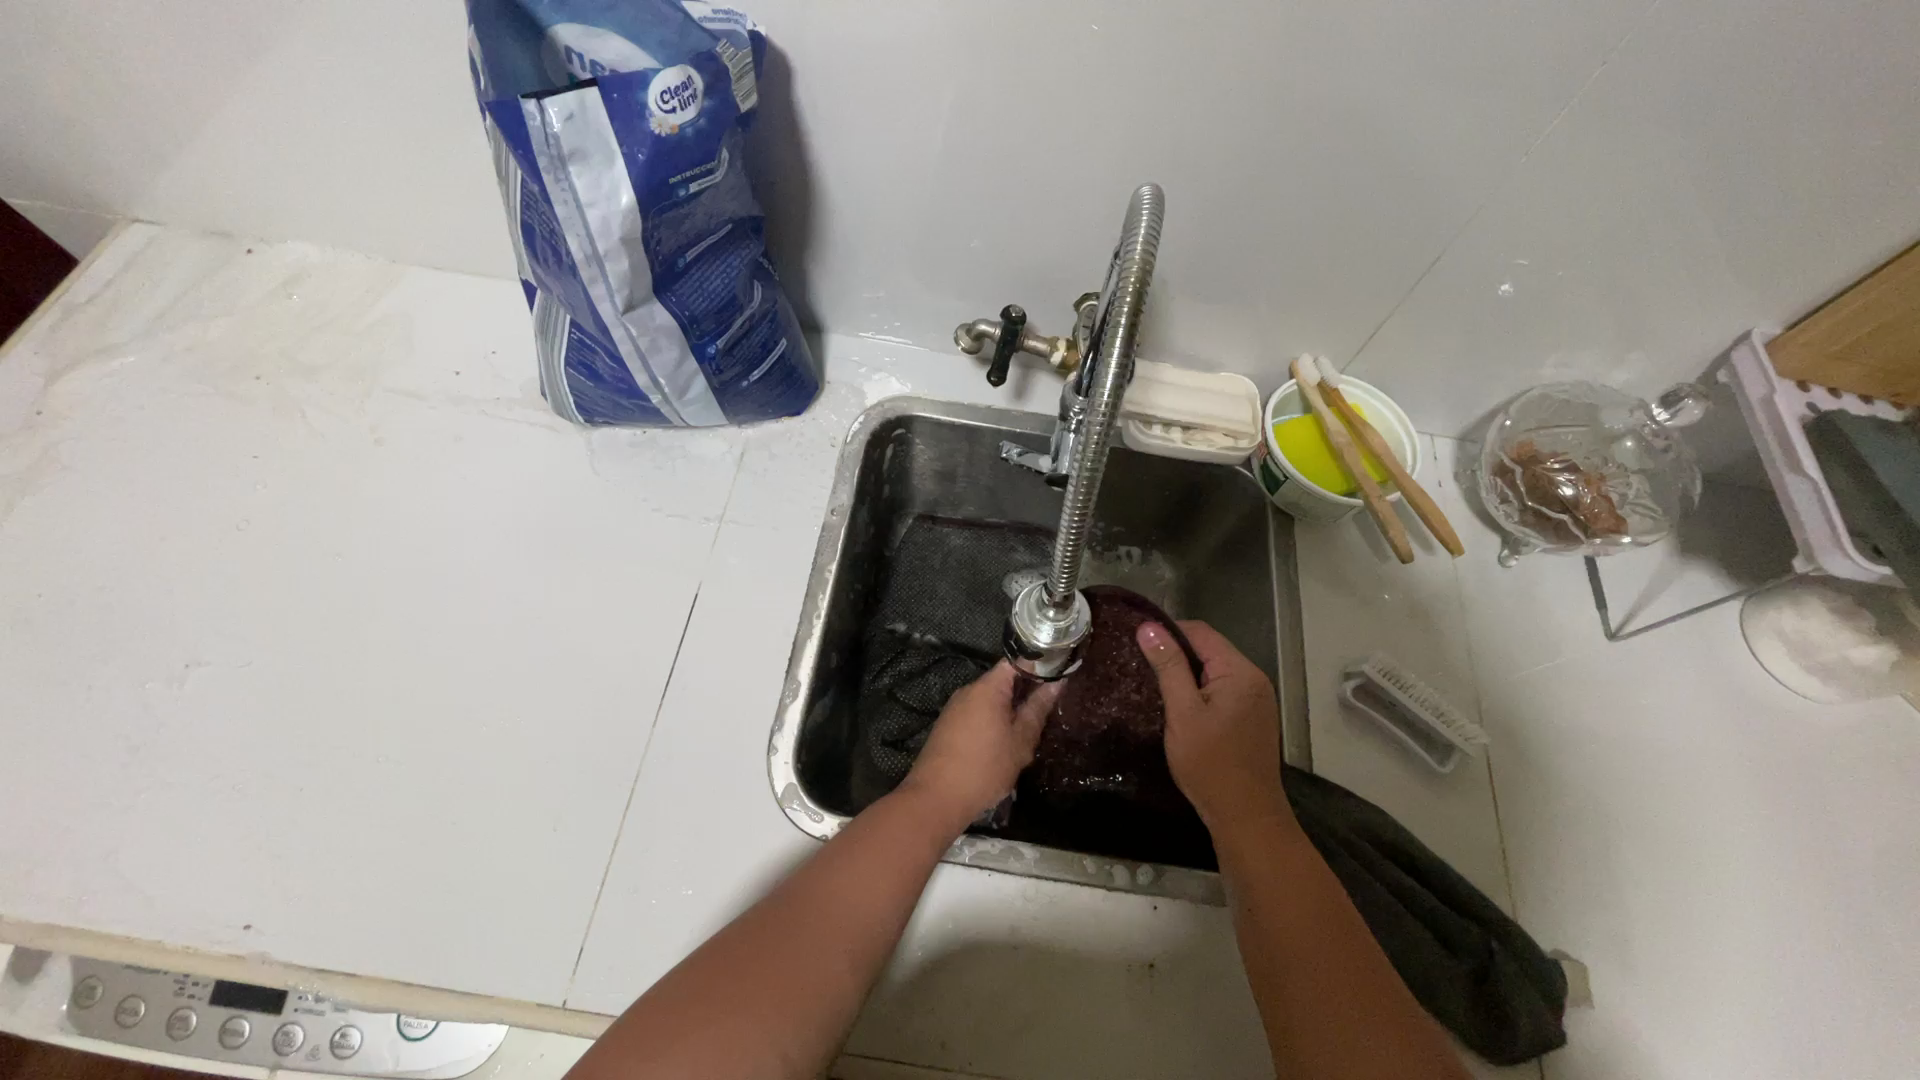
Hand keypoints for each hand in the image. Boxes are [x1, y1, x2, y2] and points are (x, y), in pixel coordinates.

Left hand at [897, 662, 1061, 836]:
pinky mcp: (948, 726)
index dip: (1039, 666)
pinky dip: (993, 724)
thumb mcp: (1020, 741)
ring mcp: (955, 708)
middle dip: (1025, 695)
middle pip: (1003, 682)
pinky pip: (977, 715)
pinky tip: (1003, 747)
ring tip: (1027, 736)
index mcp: (987, 687)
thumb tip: (1056, 683)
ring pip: (990, 702)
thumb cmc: (984, 767)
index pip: (1016, 661)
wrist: (936, 798)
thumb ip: (1037, 709)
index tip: (1058, 677)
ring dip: (1009, 713)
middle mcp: (968, 691)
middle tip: (1047, 714)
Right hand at [1136, 621, 1291, 833]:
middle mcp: (1254, 679)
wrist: (1245, 816)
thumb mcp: (1182, 713)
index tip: (1136, 643)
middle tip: (1140, 666)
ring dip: (1186, 674)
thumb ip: (1168, 667)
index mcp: (1240, 672)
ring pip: (1214, 670)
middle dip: (1176, 653)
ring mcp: (1256, 699)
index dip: (1168, 631)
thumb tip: (1148, 627)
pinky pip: (1222, 690)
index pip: (1201, 632)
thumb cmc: (1210, 764)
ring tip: (1154, 684)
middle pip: (1209, 649)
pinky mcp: (1252, 717)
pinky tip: (1178, 706)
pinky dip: (1199, 691)